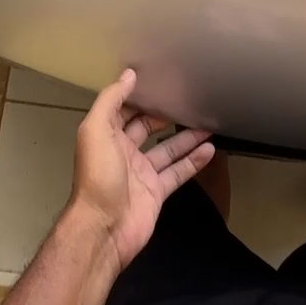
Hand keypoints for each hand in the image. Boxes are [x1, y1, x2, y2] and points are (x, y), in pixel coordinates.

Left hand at [66, 69, 214, 266]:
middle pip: (147, 128)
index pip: (125, 110)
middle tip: (187, 101)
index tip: (160, 82)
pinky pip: (178, 172)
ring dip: (186, 137)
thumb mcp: (96, 130)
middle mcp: (124, 152)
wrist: (103, 229)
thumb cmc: (97, 176)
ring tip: (207, 123)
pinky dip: (194, 161)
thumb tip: (128, 75)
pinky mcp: (157, 192)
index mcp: (107, 136)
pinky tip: (209, 149)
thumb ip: (110, 100)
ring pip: (168, 150)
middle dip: (164, 115)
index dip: (139, 97)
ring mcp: (142, 174)